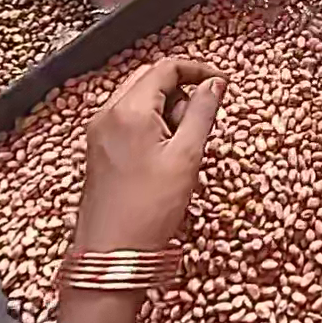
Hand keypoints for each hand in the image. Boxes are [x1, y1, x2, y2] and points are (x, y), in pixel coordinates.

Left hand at [76, 58, 225, 251]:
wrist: (111, 255)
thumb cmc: (151, 207)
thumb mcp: (187, 155)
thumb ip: (202, 111)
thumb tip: (215, 83)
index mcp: (129, 109)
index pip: (166, 67)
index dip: (198, 70)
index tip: (222, 83)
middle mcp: (108, 113)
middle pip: (151, 78)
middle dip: (182, 89)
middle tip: (202, 118)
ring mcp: (100, 131)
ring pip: (140, 98)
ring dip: (168, 108)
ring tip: (184, 144)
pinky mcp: (99, 148)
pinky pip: (129, 119)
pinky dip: (153, 124)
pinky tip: (166, 153)